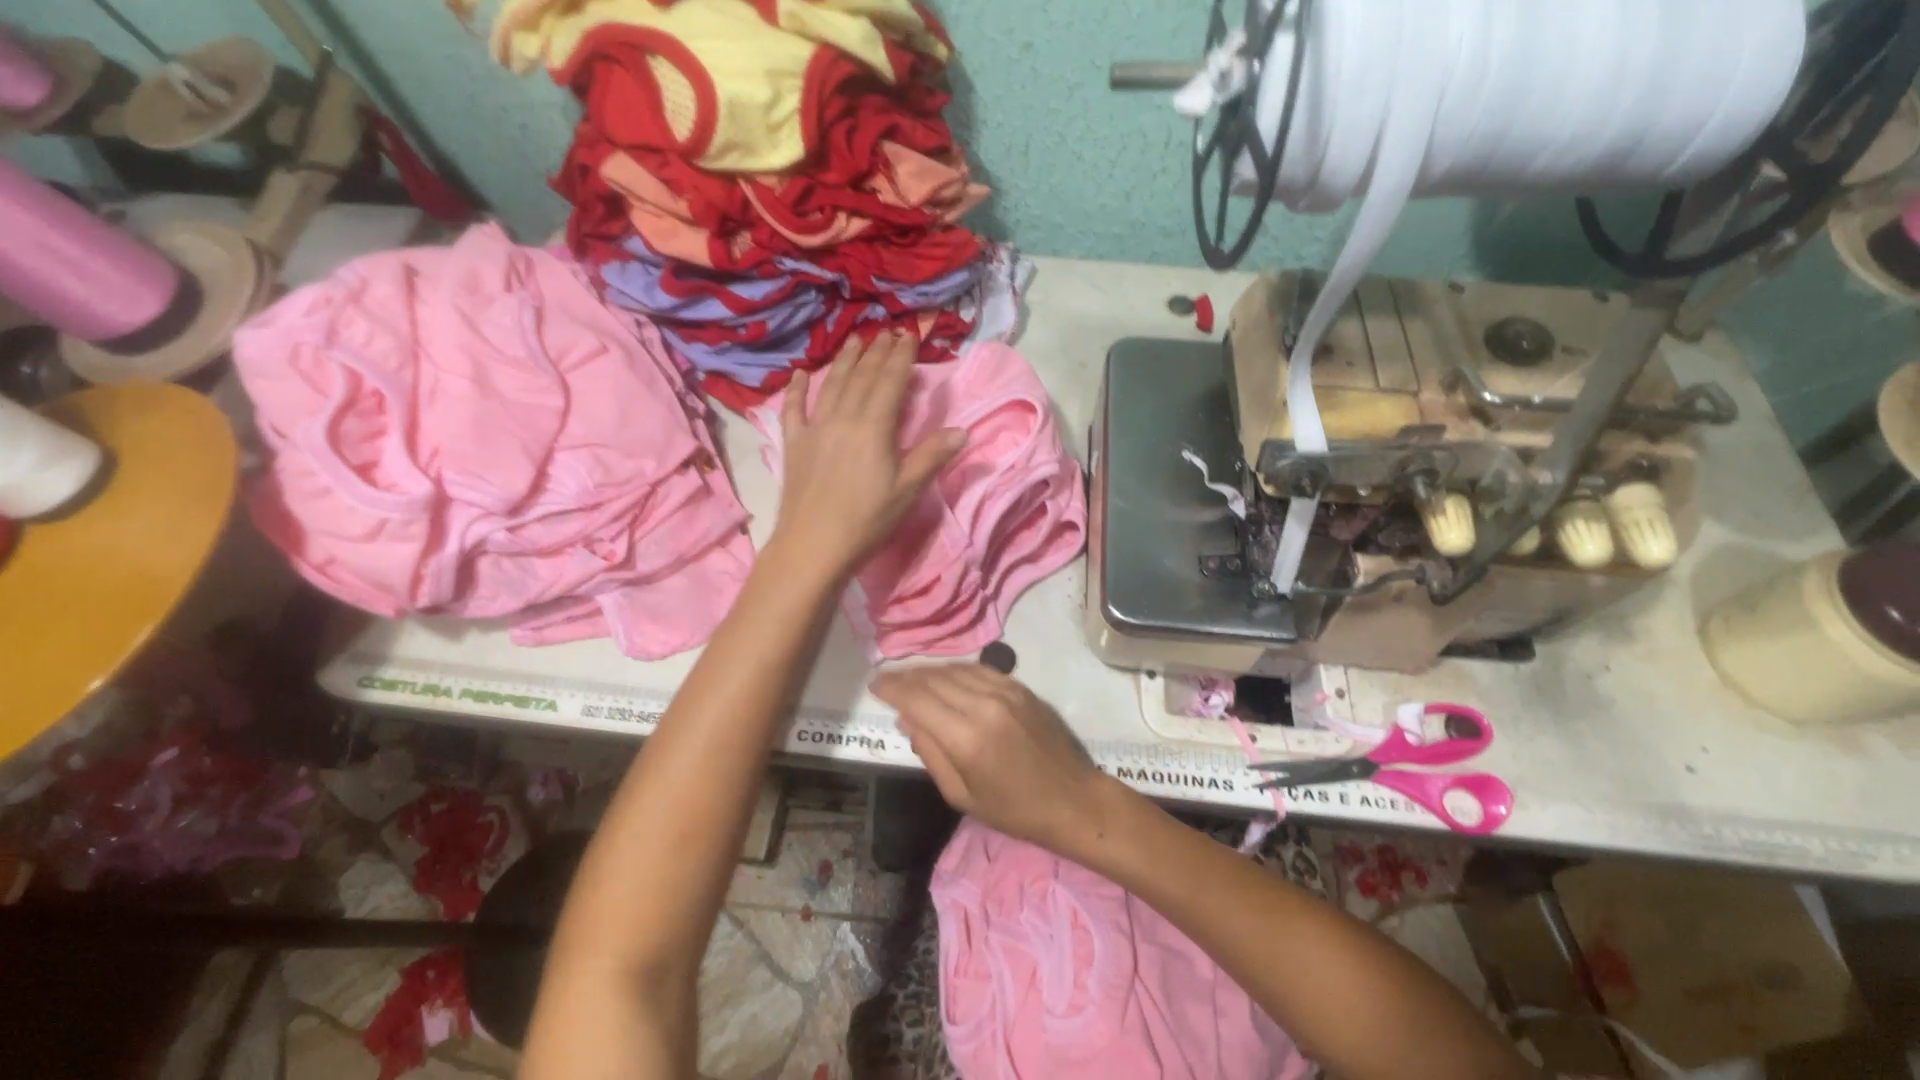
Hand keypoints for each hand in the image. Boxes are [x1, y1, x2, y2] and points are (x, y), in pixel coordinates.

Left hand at [770, 331, 964, 579]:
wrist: (813, 546)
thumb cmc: (866, 521)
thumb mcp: (907, 490)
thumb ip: (931, 456)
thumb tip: (962, 430)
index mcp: (873, 427)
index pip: (890, 382)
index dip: (901, 357)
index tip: (909, 335)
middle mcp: (843, 418)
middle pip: (862, 377)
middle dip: (877, 352)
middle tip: (887, 332)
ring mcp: (815, 429)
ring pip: (831, 385)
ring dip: (844, 360)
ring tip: (855, 340)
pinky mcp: (794, 445)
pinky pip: (794, 409)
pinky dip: (797, 389)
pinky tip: (801, 374)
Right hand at [871, 664, 1118, 854]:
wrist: (1072, 800)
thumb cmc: (1014, 810)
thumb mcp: (961, 795)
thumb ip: (931, 754)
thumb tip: (907, 720)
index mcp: (966, 738)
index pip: (917, 699)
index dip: (891, 689)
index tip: (874, 685)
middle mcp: (984, 705)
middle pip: (933, 679)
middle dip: (905, 678)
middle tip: (887, 681)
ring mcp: (1006, 692)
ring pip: (955, 670)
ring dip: (929, 671)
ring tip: (911, 678)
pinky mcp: (1021, 689)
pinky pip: (979, 670)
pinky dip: (956, 671)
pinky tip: (946, 677)